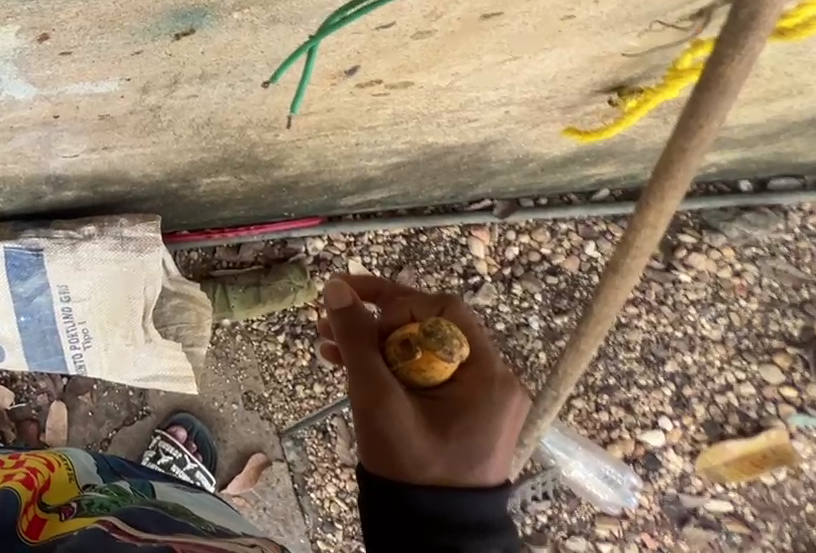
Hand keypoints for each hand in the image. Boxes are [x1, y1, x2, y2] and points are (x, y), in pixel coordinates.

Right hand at [315, 275, 528, 487]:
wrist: (431, 528)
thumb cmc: (410, 462)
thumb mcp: (376, 397)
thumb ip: (356, 338)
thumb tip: (336, 286)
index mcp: (486, 375)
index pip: (442, 309)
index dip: (397, 306)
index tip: (362, 324)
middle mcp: (489, 378)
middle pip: (428, 322)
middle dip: (374, 318)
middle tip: (330, 320)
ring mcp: (475, 395)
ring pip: (418, 343)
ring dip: (370, 339)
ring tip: (325, 342)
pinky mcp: (457, 408)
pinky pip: (419, 367)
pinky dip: (383, 361)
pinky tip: (343, 362)